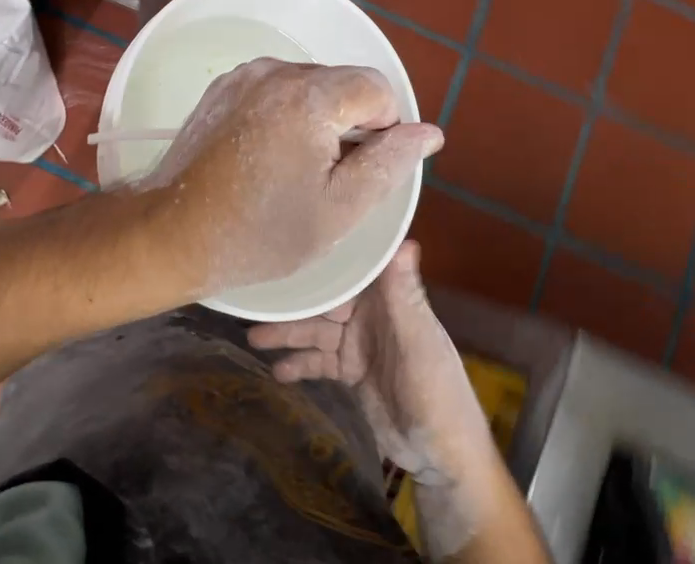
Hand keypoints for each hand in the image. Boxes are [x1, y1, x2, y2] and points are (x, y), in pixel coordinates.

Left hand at [144, 58, 441, 293]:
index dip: (381, 130)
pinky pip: (273, 91)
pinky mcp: (221, 88)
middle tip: (321, 178)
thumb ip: (390, 163)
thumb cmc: (260, 233)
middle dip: (347, 124)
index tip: (353, 171)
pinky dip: (282, 115)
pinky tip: (264, 157)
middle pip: (342, 83)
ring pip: (308, 86)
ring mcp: (243, 77)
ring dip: (315, 119)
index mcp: (309, 95)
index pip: (378, 88)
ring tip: (290, 171)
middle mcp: (275, 71)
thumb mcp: (338, 210)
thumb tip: (429, 132)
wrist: (172, 233)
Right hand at [247, 241, 498, 487]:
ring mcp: (357, 345)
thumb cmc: (438, 392)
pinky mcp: (348, 373)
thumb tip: (404, 239)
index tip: (288, 246)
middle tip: (256, 303)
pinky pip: (317, 362)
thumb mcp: (420, 343)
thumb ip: (405, 294)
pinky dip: (298, 364)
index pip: (351, 269)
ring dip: (287, 334)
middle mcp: (370, 316)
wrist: (441, 455)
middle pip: (324, 301)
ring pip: (315, 331)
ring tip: (254, 338)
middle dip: (293, 302)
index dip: (322, 260)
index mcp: (390, 299)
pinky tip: (278, 372)